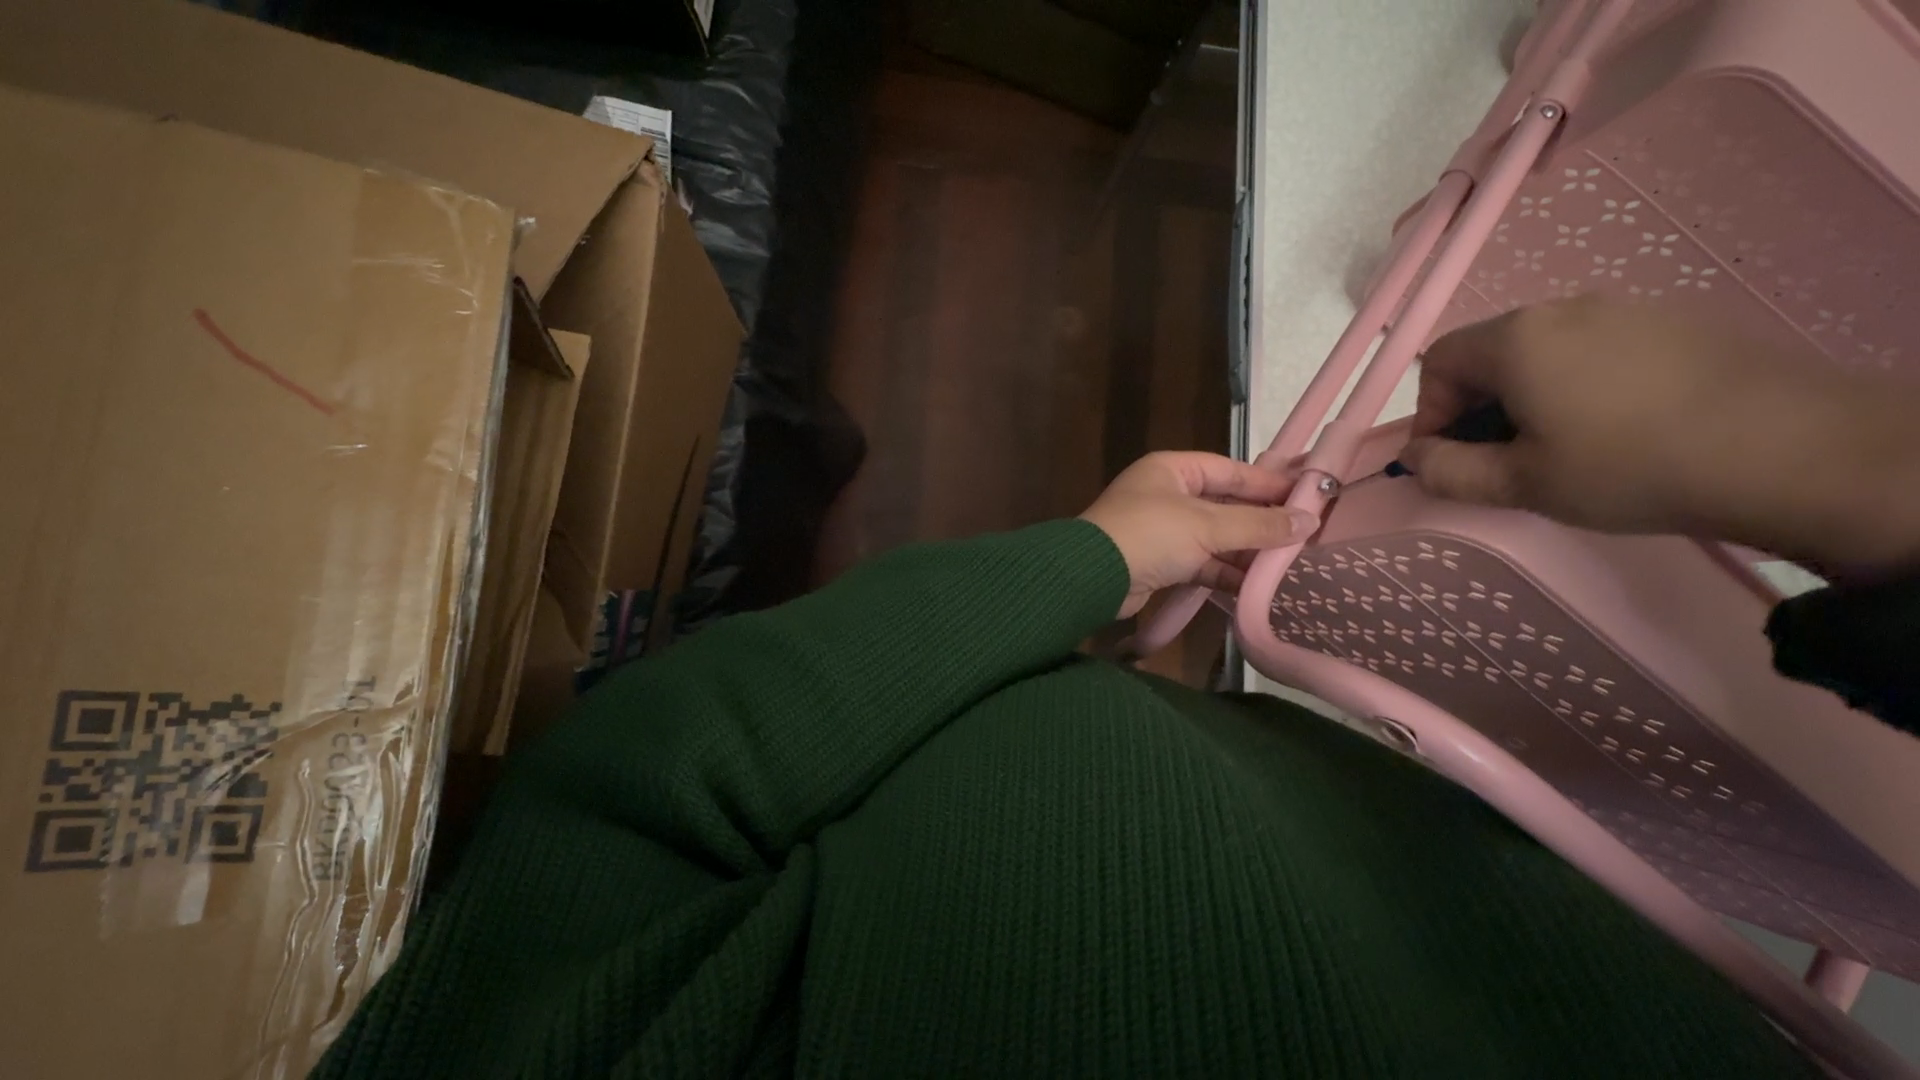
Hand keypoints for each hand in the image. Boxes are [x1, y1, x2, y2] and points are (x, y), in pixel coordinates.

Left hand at [1079, 452, 1318, 617]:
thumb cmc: (1149, 535)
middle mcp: (1168, 495)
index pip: (1231, 470)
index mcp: (1173, 470)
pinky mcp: (1161, 563)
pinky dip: (1226, 573)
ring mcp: (1163, 530)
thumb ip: (1257, 524)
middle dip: (1262, 522)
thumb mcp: (1206, 525)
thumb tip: (1307, 522)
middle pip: (1226, 505)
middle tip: (1306, 535)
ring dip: (1247, 552)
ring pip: (1216, 538)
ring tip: (1290, 564)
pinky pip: (1202, 563)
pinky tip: (1256, 586)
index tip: (1309, 496)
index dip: (1269, 483)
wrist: (1091, 578)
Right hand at [1400, 296, 1919, 571]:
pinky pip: (1599, 350)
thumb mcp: (1520, 484)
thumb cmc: (1626, 467)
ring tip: (1566, 448)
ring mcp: (1626, 310)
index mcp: (1515, 340)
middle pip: (1491, 353)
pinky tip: (1621, 429)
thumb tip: (1414, 456)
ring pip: (1546, 352)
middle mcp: (1563, 309)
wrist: (1789, 450)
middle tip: (1505, 461)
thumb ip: (1448, 471)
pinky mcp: (1676, 323)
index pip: (1438, 362)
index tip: (1451, 459)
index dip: (1430, 413)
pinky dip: (1583, 386)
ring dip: (1531, 397)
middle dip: (1479, 407)